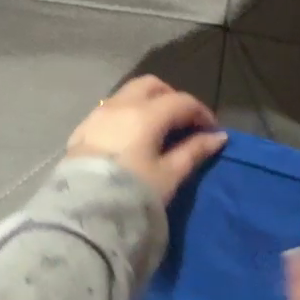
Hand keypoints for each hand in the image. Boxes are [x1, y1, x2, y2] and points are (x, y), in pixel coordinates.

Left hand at [67, 76, 227, 202]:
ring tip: (157, 129)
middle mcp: (120, 106)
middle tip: (183, 122)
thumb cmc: (133, 193)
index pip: (182, 101)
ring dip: (146, 103)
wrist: (84, 214)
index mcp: (146, 114)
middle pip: (151, 86)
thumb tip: (218, 137)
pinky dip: (125, 114)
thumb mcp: (169, 175)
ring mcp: (97, 115)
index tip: (211, 131)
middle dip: (171, 98)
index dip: (201, 113)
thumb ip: (194, 151)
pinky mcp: (82, 130)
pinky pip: (109, 110)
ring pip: (127, 94)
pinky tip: (130, 137)